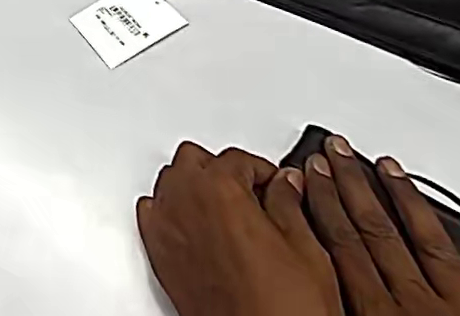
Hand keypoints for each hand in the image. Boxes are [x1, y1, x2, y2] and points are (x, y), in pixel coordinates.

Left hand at [138, 142, 340, 315]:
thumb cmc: (283, 311)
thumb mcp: (306, 250)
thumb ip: (289, 204)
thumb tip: (285, 183)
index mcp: (220, 186)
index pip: (238, 158)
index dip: (262, 171)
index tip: (276, 185)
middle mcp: (186, 195)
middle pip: (196, 159)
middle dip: (223, 171)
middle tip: (250, 195)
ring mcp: (167, 219)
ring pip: (173, 179)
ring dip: (195, 186)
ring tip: (225, 211)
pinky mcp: (156, 246)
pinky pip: (153, 208)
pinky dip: (170, 209)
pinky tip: (194, 226)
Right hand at [303, 135, 459, 315]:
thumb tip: (314, 299)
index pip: (345, 244)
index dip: (325, 201)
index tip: (313, 170)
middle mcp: (426, 311)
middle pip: (380, 233)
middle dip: (355, 185)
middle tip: (339, 149)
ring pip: (435, 245)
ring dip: (409, 202)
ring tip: (391, 167)